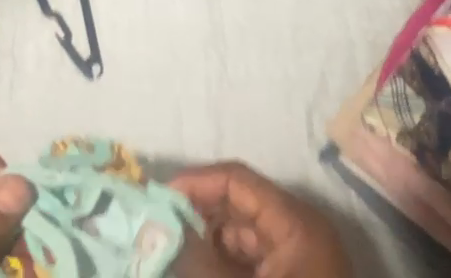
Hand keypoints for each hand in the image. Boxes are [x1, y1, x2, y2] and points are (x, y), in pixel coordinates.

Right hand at [169, 163, 352, 277]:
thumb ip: (200, 261)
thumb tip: (157, 229)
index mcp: (294, 223)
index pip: (237, 181)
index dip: (195, 183)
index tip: (155, 199)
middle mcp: (296, 233)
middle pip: (237, 207)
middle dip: (195, 215)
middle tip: (153, 228)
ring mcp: (295, 262)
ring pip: (239, 238)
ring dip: (204, 242)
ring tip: (167, 252)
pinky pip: (248, 264)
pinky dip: (220, 265)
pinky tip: (191, 270)